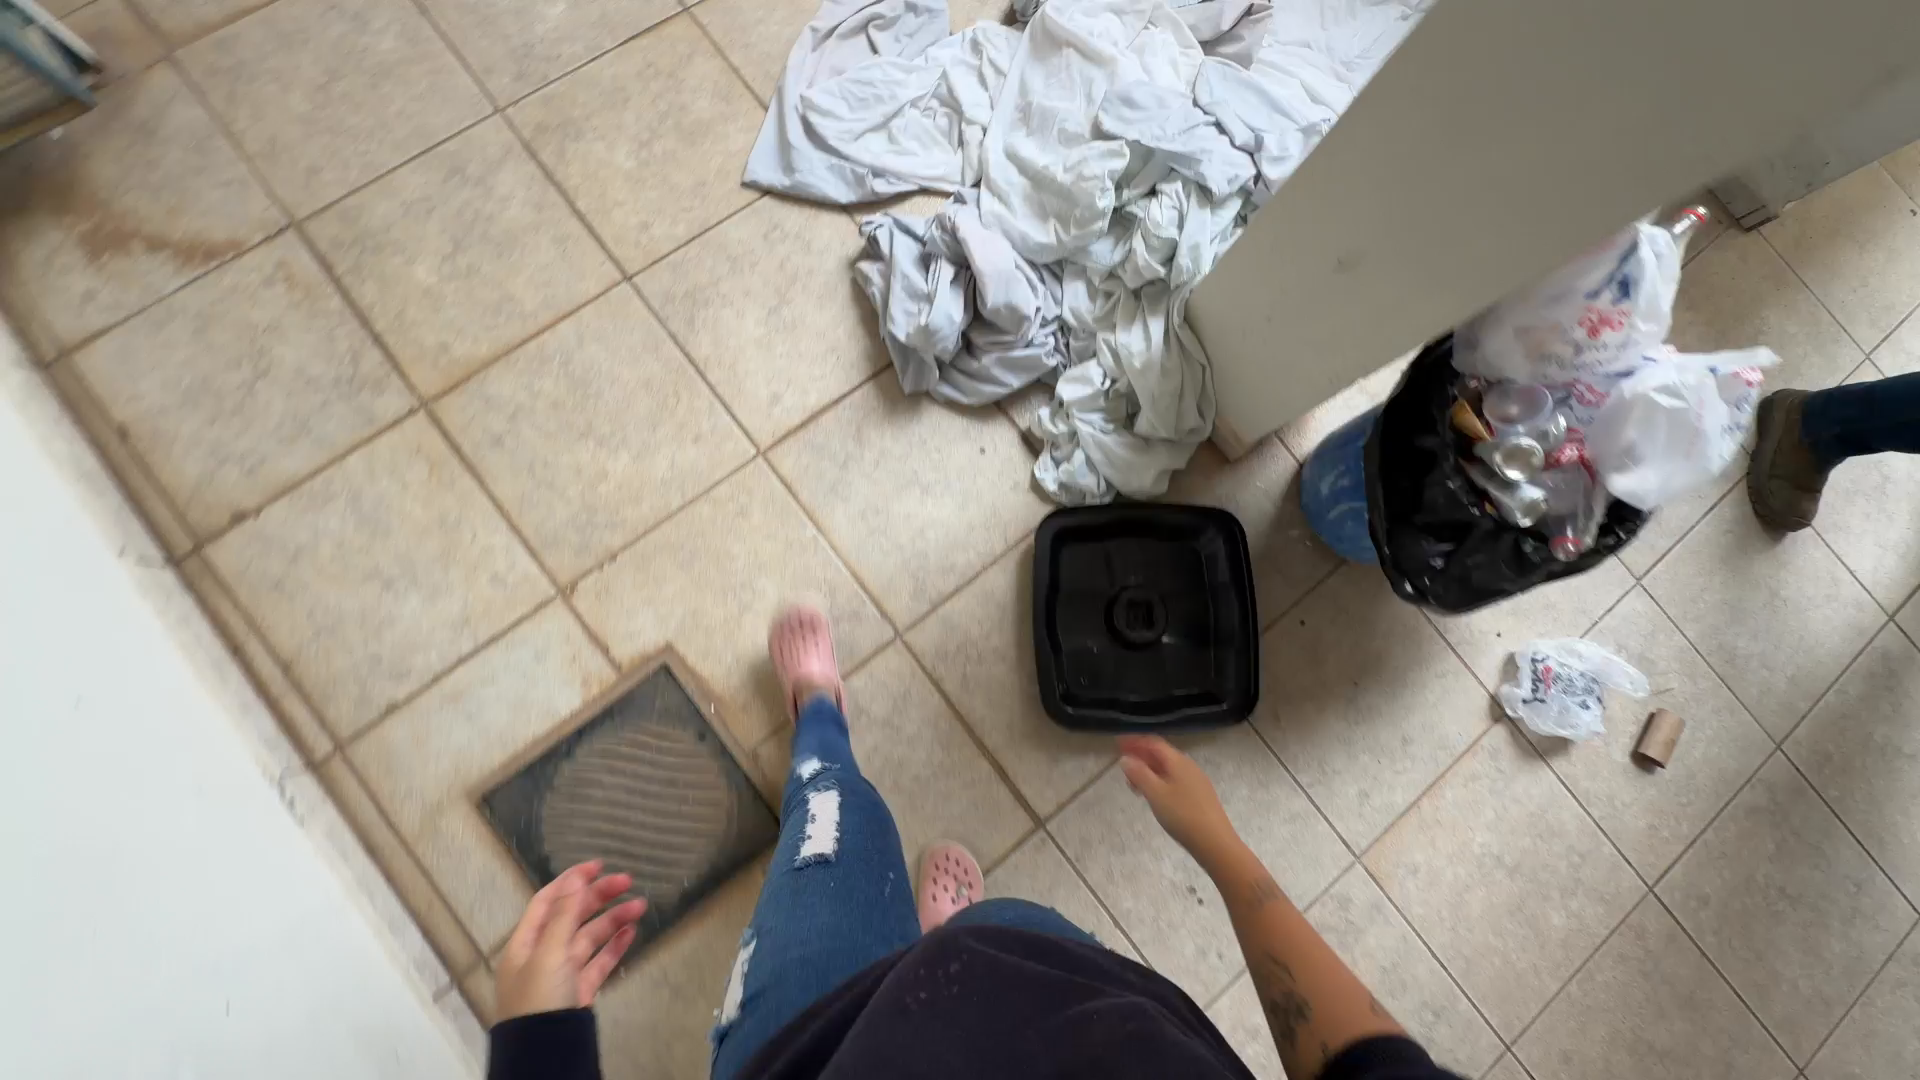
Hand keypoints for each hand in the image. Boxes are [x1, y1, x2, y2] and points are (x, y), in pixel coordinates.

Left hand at [495, 860, 646, 1021]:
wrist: (545, 1054)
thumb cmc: (539, 997)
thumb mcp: (548, 954)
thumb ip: (563, 916)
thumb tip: (576, 879)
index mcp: (526, 943)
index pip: (548, 901)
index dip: (571, 880)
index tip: (599, 865)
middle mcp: (542, 954)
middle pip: (572, 915)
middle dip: (599, 896)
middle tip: (628, 880)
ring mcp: (563, 972)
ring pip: (590, 936)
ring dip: (614, 918)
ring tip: (640, 906)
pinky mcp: (581, 989)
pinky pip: (599, 960)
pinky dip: (615, 945)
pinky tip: (632, 932)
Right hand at [1117, 735, 1237, 859]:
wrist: (1215, 843)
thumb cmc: (1182, 815)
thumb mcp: (1155, 793)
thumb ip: (1139, 774)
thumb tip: (1125, 758)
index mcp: (1177, 761)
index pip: (1153, 743)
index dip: (1135, 741)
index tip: (1118, 744)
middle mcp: (1188, 766)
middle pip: (1161, 754)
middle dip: (1141, 757)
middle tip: (1123, 766)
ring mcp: (1196, 781)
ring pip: (1168, 769)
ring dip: (1149, 771)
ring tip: (1134, 783)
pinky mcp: (1199, 796)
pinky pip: (1174, 780)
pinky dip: (1159, 781)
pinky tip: (1154, 796)